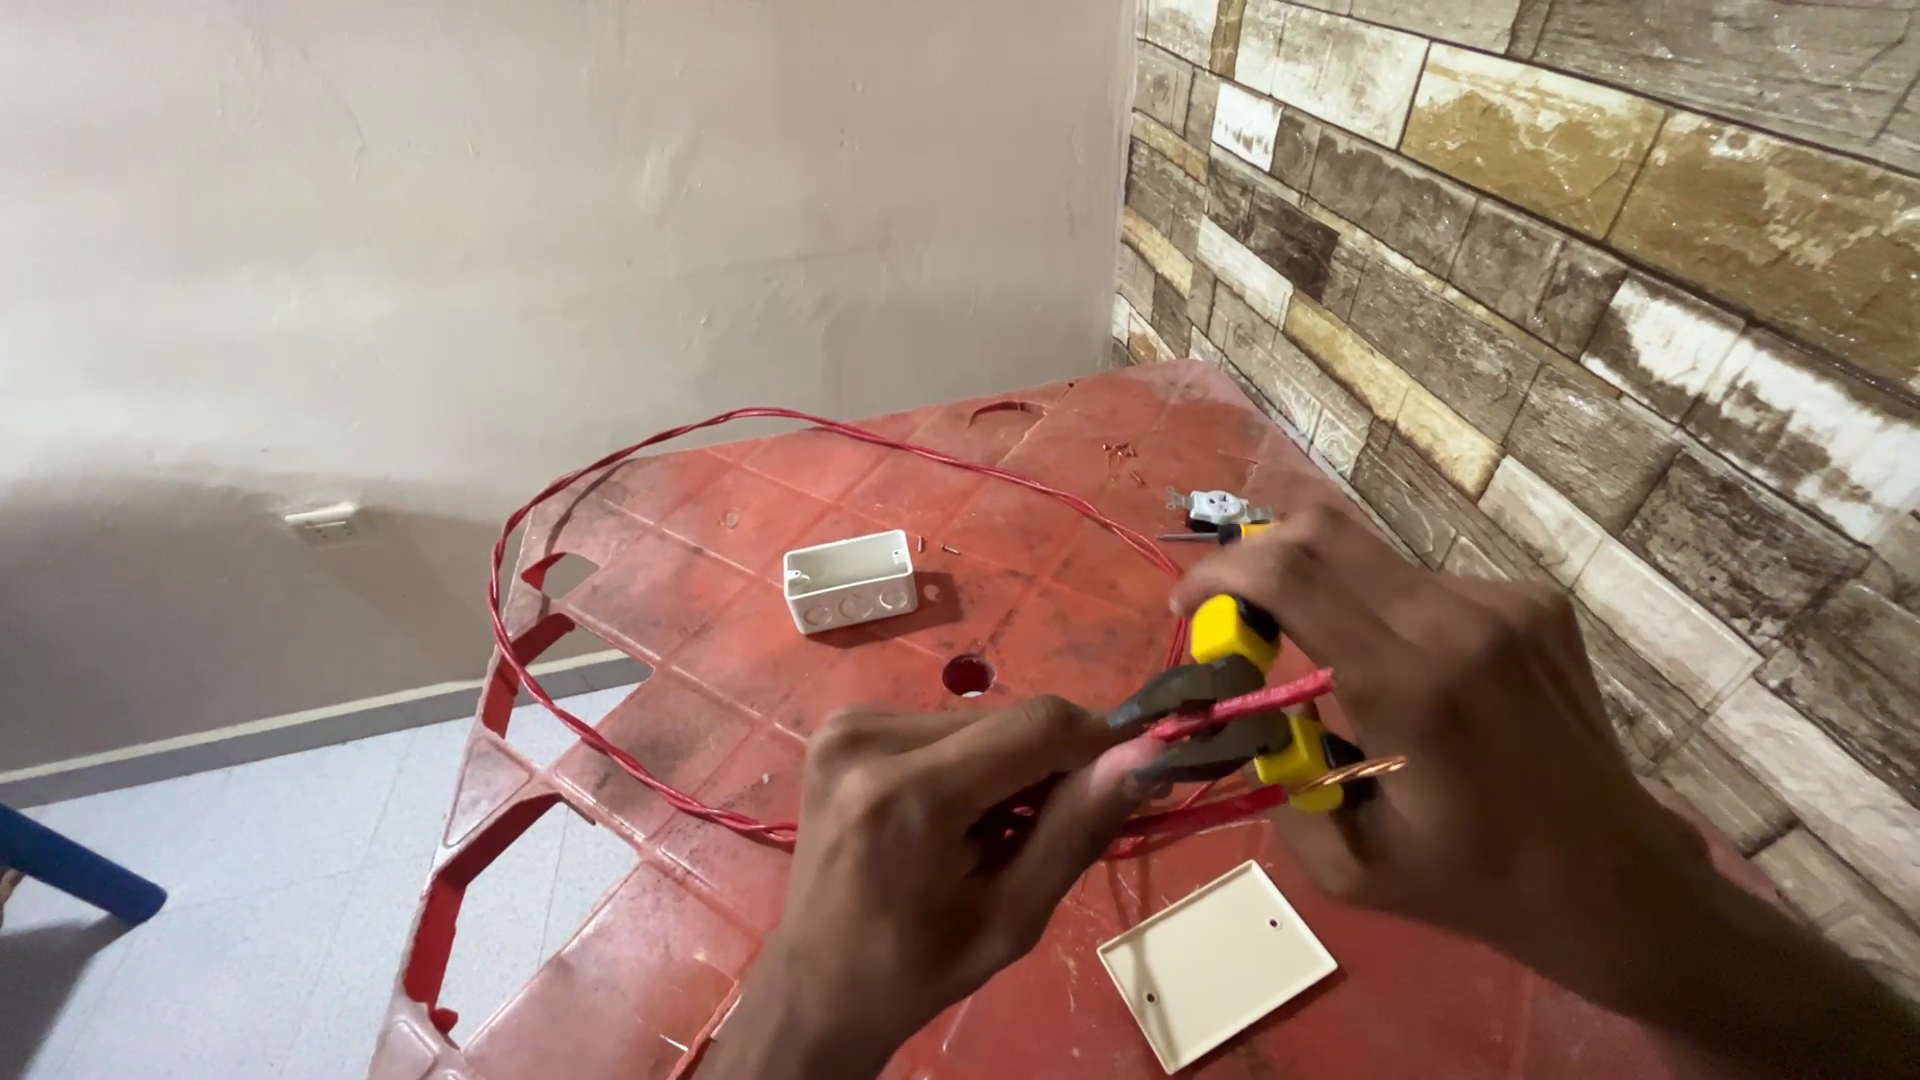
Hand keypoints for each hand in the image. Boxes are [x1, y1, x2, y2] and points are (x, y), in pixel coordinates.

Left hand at [700, 698, 1161, 1079]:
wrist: (817, 982)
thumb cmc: (917, 967)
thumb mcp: (1011, 917)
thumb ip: (1076, 828)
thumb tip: (1144, 755)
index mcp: (906, 795)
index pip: (1034, 726)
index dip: (1097, 739)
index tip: (1135, 768)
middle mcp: (868, 738)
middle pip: (1005, 721)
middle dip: (1049, 763)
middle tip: (1053, 824)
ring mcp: (847, 725)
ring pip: (977, 720)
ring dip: (1007, 763)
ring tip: (993, 828)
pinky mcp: (843, 724)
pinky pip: (941, 725)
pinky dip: (968, 760)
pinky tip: (952, 811)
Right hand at [1169, 501, 1919, 1078]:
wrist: (1622, 887)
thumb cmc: (1470, 882)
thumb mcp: (1341, 861)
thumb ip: (1271, 771)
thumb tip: (1239, 702)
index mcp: (1408, 685)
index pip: (1287, 574)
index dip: (1216, 575)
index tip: (1186, 607)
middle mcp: (1457, 620)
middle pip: (1318, 530)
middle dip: (1250, 558)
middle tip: (1234, 611)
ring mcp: (1503, 601)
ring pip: (1363, 554)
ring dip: (1316, 589)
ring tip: (1325, 657)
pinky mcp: (1529, 599)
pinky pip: (1414, 579)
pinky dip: (1376, 608)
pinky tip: (1402, 668)